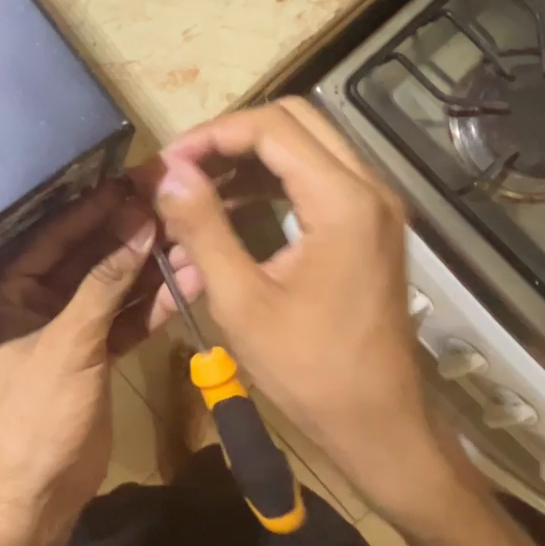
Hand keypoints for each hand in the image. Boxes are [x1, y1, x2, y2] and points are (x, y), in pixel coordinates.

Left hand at [0, 181, 157, 539]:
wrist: (35, 500)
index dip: (96, 209)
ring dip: (149, 270)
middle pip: (87, 258)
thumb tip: (137, 223)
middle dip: (130, 235)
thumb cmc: (35, 417)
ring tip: (193, 238)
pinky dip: (152, 306)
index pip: (54, 236)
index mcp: (4, 292)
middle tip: (173, 202)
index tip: (137, 180)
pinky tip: (188, 282)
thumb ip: (103, 285)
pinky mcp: (92, 357)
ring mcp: (65, 331)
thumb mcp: (67, 345)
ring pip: (112, 290)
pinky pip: (124, 322)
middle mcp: (31, 303)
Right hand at [152, 98, 461, 524]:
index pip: (272, 128)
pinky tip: (229, 212)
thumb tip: (167, 173)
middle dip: (230, 137)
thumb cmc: (308, 369)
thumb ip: (203, 227)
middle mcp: (368, 188)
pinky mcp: (369, 227)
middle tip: (181, 169)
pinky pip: (317, 179)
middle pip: (295, 121)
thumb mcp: (241, 300)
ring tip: (195, 190)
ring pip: (307, 146)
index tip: (165, 164)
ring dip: (249, 159)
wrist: (378, 423)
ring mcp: (374, 207)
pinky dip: (271, 184)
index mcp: (343, 201)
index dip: (211, 136)